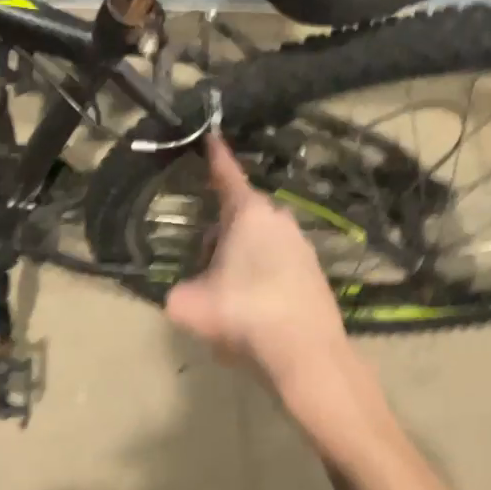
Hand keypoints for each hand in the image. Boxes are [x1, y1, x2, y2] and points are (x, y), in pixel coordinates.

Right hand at [164, 134, 361, 404]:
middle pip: (239, 214)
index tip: (212, 134)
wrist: (307, 355)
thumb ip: (177, 293)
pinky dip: (261, 274)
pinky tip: (253, 308)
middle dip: (218, 231)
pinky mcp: (314, 271)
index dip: (215, 155)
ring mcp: (301, 244)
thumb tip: (178, 295)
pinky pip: (276, 261)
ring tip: (226, 293)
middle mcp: (278, 219)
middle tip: (202, 263)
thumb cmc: (245, 316)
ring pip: (258, 240)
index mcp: (248, 214)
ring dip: (240, 256)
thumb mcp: (192, 305)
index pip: (226, 175)